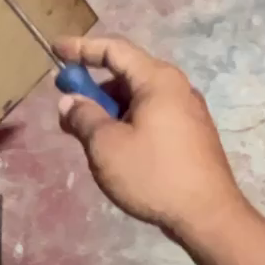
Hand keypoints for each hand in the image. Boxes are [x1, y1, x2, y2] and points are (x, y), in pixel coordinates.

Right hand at [56, 36, 250, 238]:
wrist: (208, 215)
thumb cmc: (153, 175)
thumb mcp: (106, 145)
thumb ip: (84, 117)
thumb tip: (70, 101)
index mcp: (158, 80)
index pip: (114, 49)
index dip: (81, 48)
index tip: (56, 51)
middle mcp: (177, 87)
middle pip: (127, 74)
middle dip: (93, 87)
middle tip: (67, 106)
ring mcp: (188, 112)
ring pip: (138, 98)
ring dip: (109, 109)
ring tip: (86, 134)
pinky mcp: (191, 135)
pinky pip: (151, 116)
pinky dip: (127, 122)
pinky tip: (114, 147)